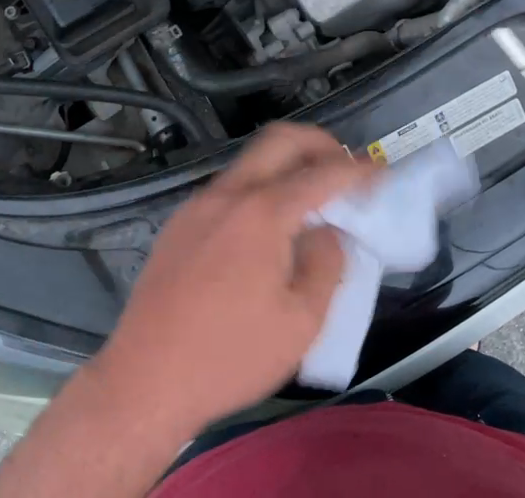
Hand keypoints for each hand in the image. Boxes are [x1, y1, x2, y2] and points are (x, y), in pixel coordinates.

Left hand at [91, 122, 378, 437]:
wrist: (143, 385)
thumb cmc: (229, 358)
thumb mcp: (301, 321)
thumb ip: (326, 264)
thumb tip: (328, 233)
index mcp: (262, 213)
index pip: (322, 173)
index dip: (359, 169)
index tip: (381, 172)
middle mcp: (227, 195)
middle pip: (280, 140)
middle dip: (320, 144)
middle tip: (345, 169)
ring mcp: (196, 207)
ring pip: (250, 163)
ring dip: (287, 167)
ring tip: (311, 203)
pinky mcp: (178, 227)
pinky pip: (228, 190)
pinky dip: (259, 191)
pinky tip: (268, 230)